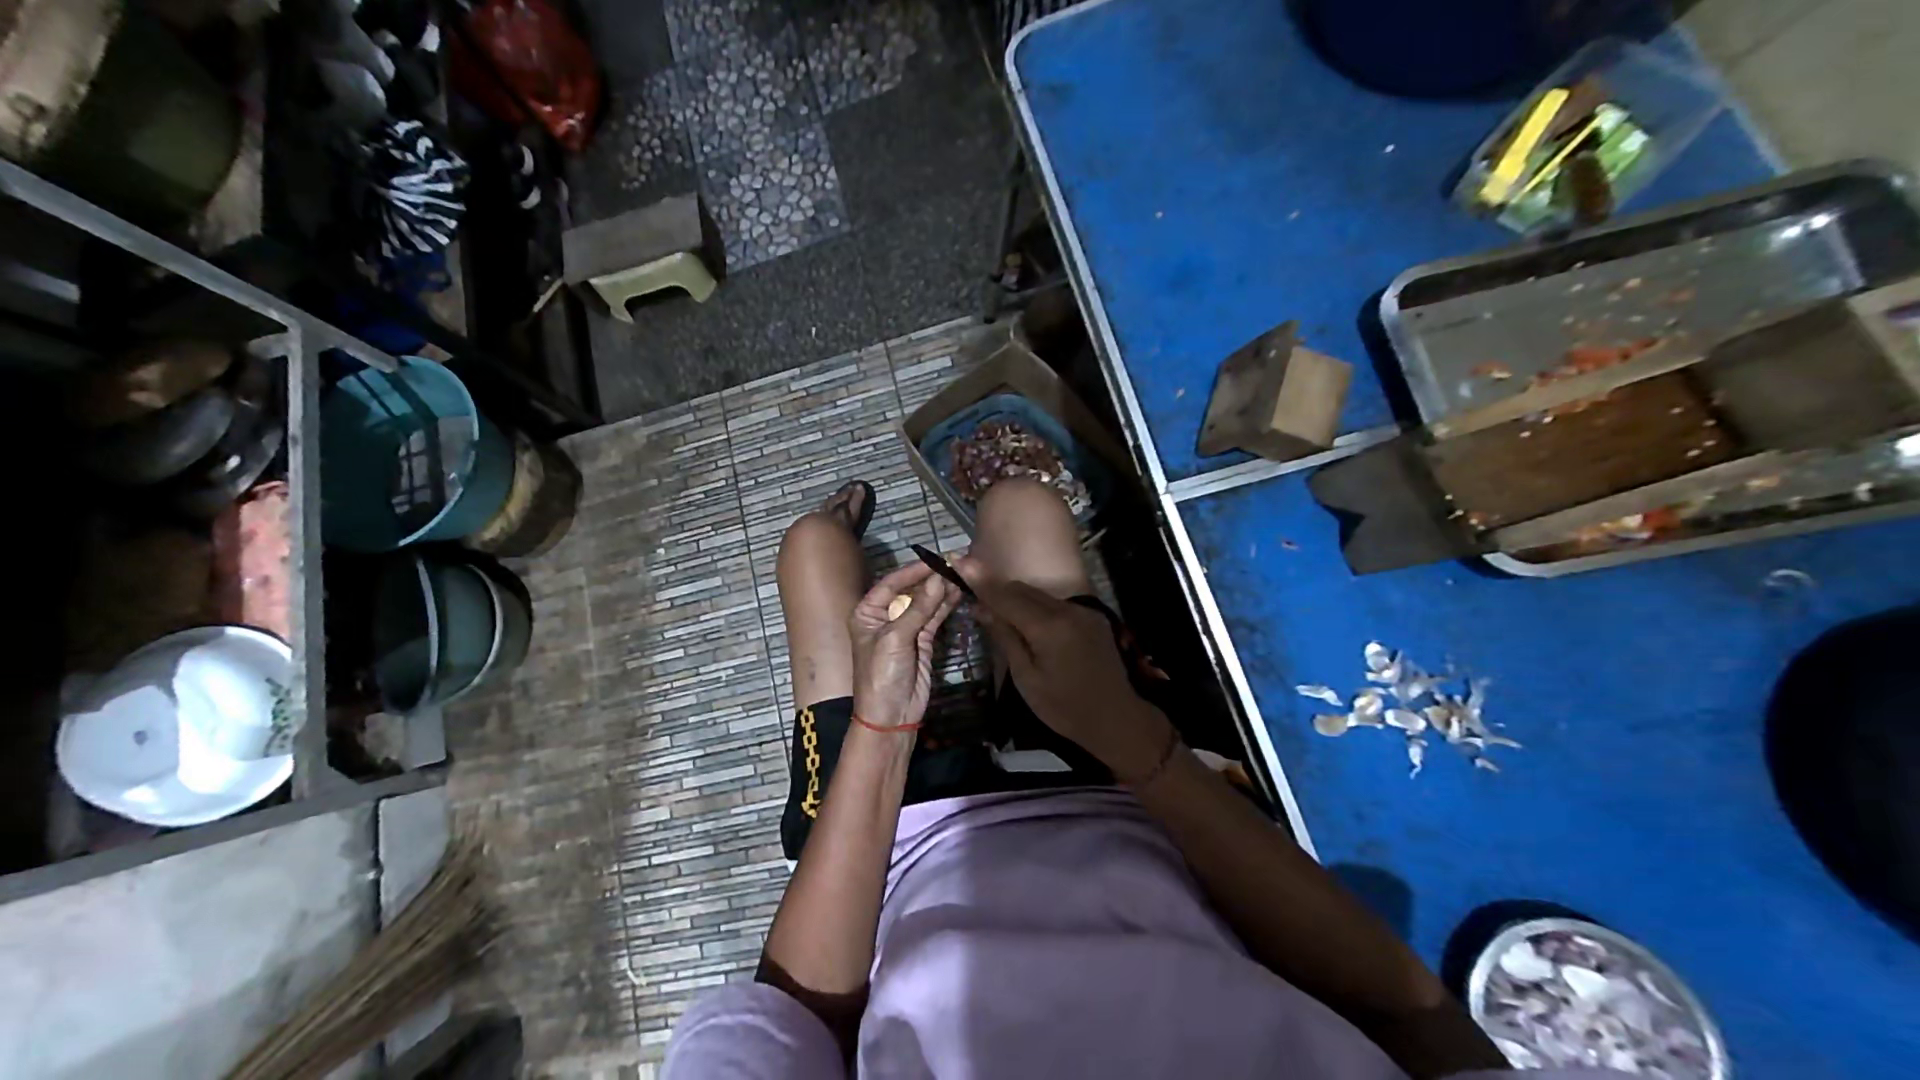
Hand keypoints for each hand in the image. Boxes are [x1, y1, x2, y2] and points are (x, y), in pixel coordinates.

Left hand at [848, 562, 960, 730]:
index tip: (937, 559)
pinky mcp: (922, 640)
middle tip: (955, 562)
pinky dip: (946, 606)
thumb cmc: (881, 676)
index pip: (891, 583)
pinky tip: (959, 592)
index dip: (914, 571)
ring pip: (926, 602)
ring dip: (943, 589)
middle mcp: (885, 616)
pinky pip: (934, 617)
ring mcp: (905, 628)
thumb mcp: (895, 639)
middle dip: (932, 578)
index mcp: (867, 612)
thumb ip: (918, 608)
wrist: (890, 717)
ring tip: (963, 573)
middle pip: (911, 590)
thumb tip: (938, 579)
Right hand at [953, 556, 1174, 781]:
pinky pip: (1057, 605)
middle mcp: (1068, 610)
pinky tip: (1029, 624)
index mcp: (1049, 627)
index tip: (958, 561)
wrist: (1116, 719)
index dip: (981, 580)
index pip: (1006, 596)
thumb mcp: (1026, 678)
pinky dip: (1037, 608)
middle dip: (997, 590)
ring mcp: (1083, 612)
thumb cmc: (1064, 708)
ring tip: (998, 613)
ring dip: (1017, 600)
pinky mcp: (1092, 618)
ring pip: (1040, 596)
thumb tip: (982, 608)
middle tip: (974, 598)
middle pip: (1023, 590)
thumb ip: (1005, 637)